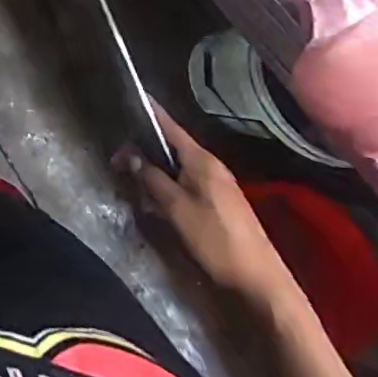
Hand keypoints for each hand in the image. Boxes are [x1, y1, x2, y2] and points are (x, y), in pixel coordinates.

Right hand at [117, 107, 296, 307]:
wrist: (259, 279)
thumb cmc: (216, 239)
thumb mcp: (177, 209)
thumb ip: (153, 180)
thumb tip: (131, 155)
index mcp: (201, 160)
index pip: (171, 126)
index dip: (151, 112)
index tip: (134, 97)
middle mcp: (210, 165)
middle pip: (172, 148)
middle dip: (145, 151)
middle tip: (118, 160)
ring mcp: (216, 184)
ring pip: (178, 169)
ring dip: (156, 173)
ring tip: (131, 182)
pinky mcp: (218, 203)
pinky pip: (187, 185)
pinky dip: (168, 188)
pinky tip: (155, 203)